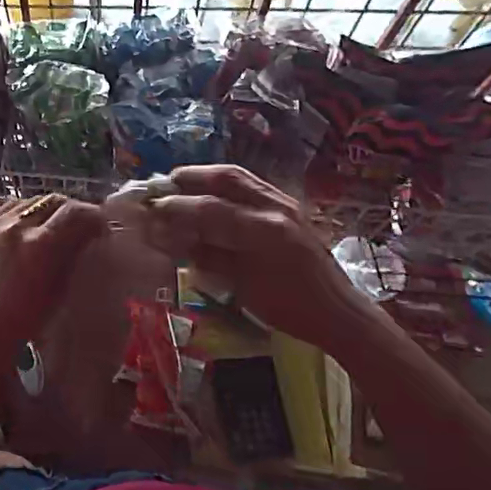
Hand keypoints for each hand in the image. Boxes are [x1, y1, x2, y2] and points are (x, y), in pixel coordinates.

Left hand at [0, 194, 105, 346]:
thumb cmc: (32, 314)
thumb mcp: (63, 284)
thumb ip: (75, 251)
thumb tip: (91, 230)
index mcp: (41, 244)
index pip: (76, 212)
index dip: (94, 217)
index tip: (102, 228)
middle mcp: (18, 227)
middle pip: (56, 200)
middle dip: (75, 210)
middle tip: (85, 224)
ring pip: (34, 200)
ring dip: (52, 208)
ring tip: (61, 223)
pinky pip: (13, 206)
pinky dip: (29, 211)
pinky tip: (36, 223)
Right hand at [142, 166, 388, 352]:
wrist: (339, 313)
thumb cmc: (289, 307)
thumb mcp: (240, 286)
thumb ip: (206, 256)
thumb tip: (167, 238)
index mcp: (264, 231)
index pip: (209, 208)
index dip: (176, 207)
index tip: (151, 210)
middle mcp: (275, 209)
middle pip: (225, 178)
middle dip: (190, 178)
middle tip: (163, 185)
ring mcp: (285, 204)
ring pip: (239, 176)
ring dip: (206, 176)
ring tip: (180, 182)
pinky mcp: (289, 207)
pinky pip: (250, 185)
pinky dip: (224, 183)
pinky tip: (209, 193)